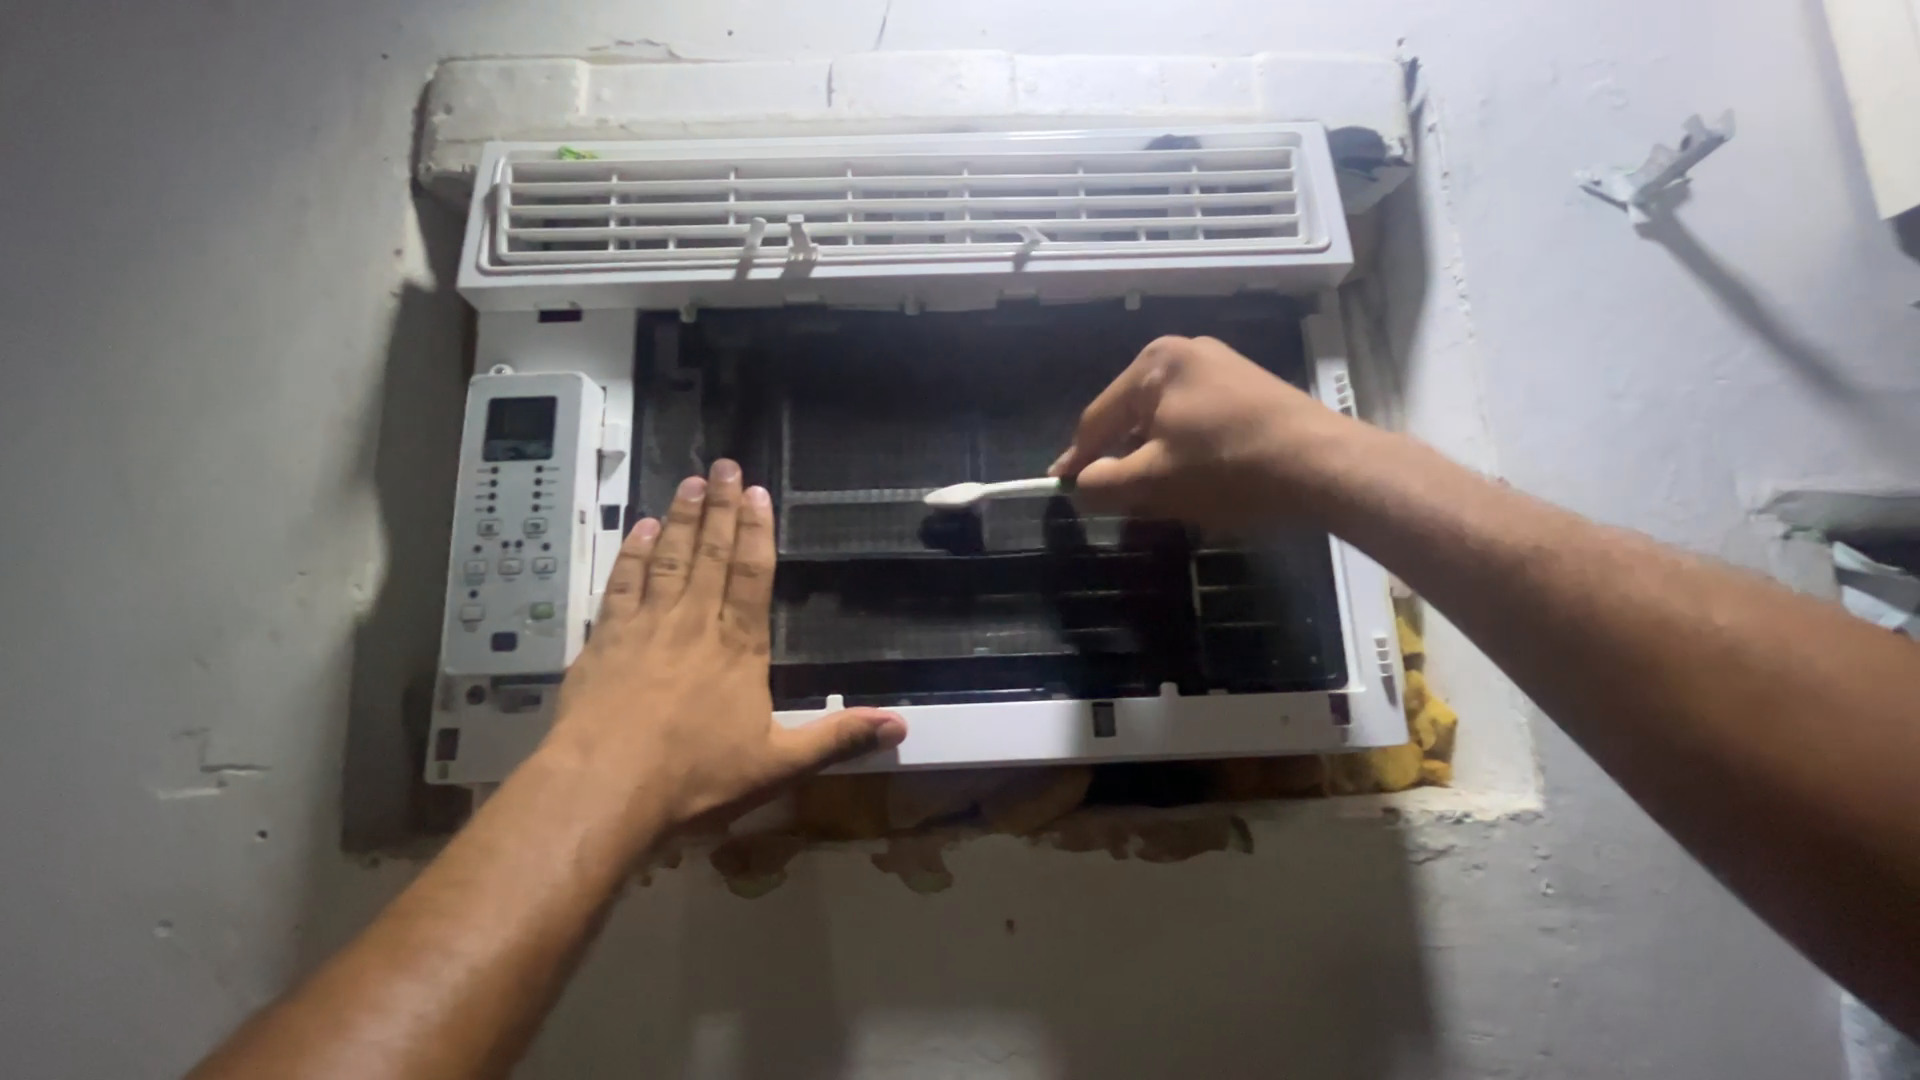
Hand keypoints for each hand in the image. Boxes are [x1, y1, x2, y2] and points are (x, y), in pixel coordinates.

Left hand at [536, 460, 905, 842]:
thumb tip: (901, 726)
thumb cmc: (695, 778)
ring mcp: (644, 628)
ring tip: (688, 482)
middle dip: (719, 507)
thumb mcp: (779, 765)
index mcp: (738, 647)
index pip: (752, 576)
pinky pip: (620, 585)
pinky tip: (638, 530)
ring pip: (667, 560)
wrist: (603, 789)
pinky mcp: (603, 641)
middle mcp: (693, 624)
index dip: (756, 532)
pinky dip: (631, 554)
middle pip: (710, 554)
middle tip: (722, 464)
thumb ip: (838, 739)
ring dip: (679, 519)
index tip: (756, 492)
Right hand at [1050, 335, 1363, 529]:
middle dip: (1119, 460)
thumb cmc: (1227, 468)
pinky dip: (1183, 451)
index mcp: (1155, 364)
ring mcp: (1222, 368)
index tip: (1058, 486)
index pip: (1097, 418)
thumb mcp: (1153, 481)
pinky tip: (1191, 480)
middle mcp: (1185, 353)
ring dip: (1152, 459)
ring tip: (1151, 496)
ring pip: (1164, 422)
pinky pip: (1195, 422)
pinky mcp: (1249, 389)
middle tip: (1110, 498)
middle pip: (1131, 417)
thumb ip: (1102, 483)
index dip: (1076, 458)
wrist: (1323, 466)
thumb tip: (1079, 484)